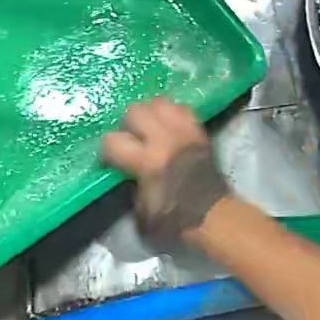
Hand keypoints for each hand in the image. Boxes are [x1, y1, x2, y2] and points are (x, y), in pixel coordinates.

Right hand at [100, 99, 231, 241]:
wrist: (211, 213)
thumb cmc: (173, 217)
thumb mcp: (140, 208)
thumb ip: (130, 182)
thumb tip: (127, 168)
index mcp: (146, 161)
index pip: (112, 140)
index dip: (107, 148)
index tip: (111, 157)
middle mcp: (164, 139)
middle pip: (135, 110)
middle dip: (129, 123)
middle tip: (132, 137)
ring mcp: (183, 131)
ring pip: (159, 102)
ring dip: (151, 113)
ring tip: (152, 128)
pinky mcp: (198, 131)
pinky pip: (182, 108)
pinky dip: (173, 114)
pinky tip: (170, 127)